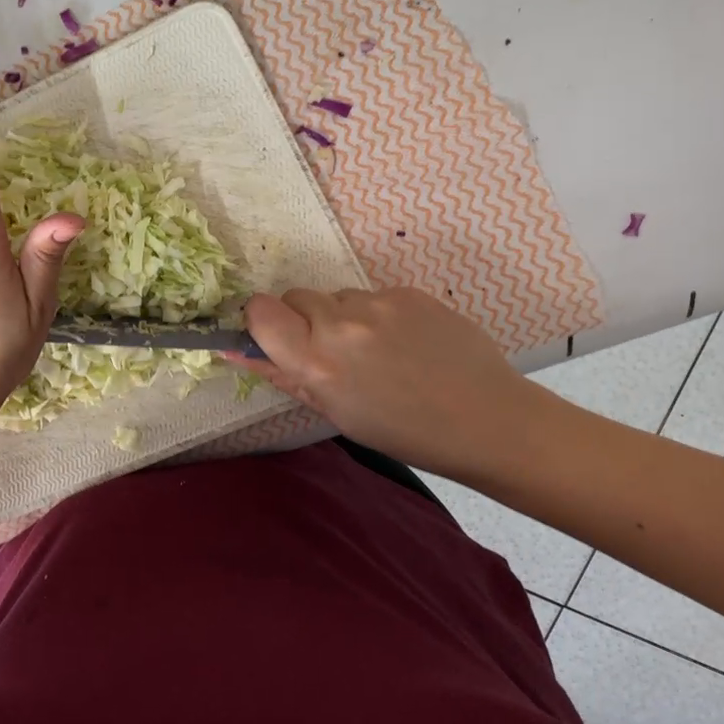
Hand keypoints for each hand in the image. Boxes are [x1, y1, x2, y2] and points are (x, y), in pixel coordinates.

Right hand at [238, 287, 551, 475]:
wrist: (491, 422)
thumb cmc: (403, 430)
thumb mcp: (333, 411)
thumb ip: (281, 374)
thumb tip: (232, 349)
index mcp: (317, 362)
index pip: (260, 311)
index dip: (264, 322)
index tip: (280, 340)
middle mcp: (341, 325)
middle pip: (295, 298)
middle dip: (305, 320)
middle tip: (334, 354)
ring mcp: (378, 304)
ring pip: (336, 296)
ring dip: (343, 317)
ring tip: (379, 352)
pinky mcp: (409, 293)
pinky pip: (373, 296)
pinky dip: (379, 315)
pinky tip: (406, 344)